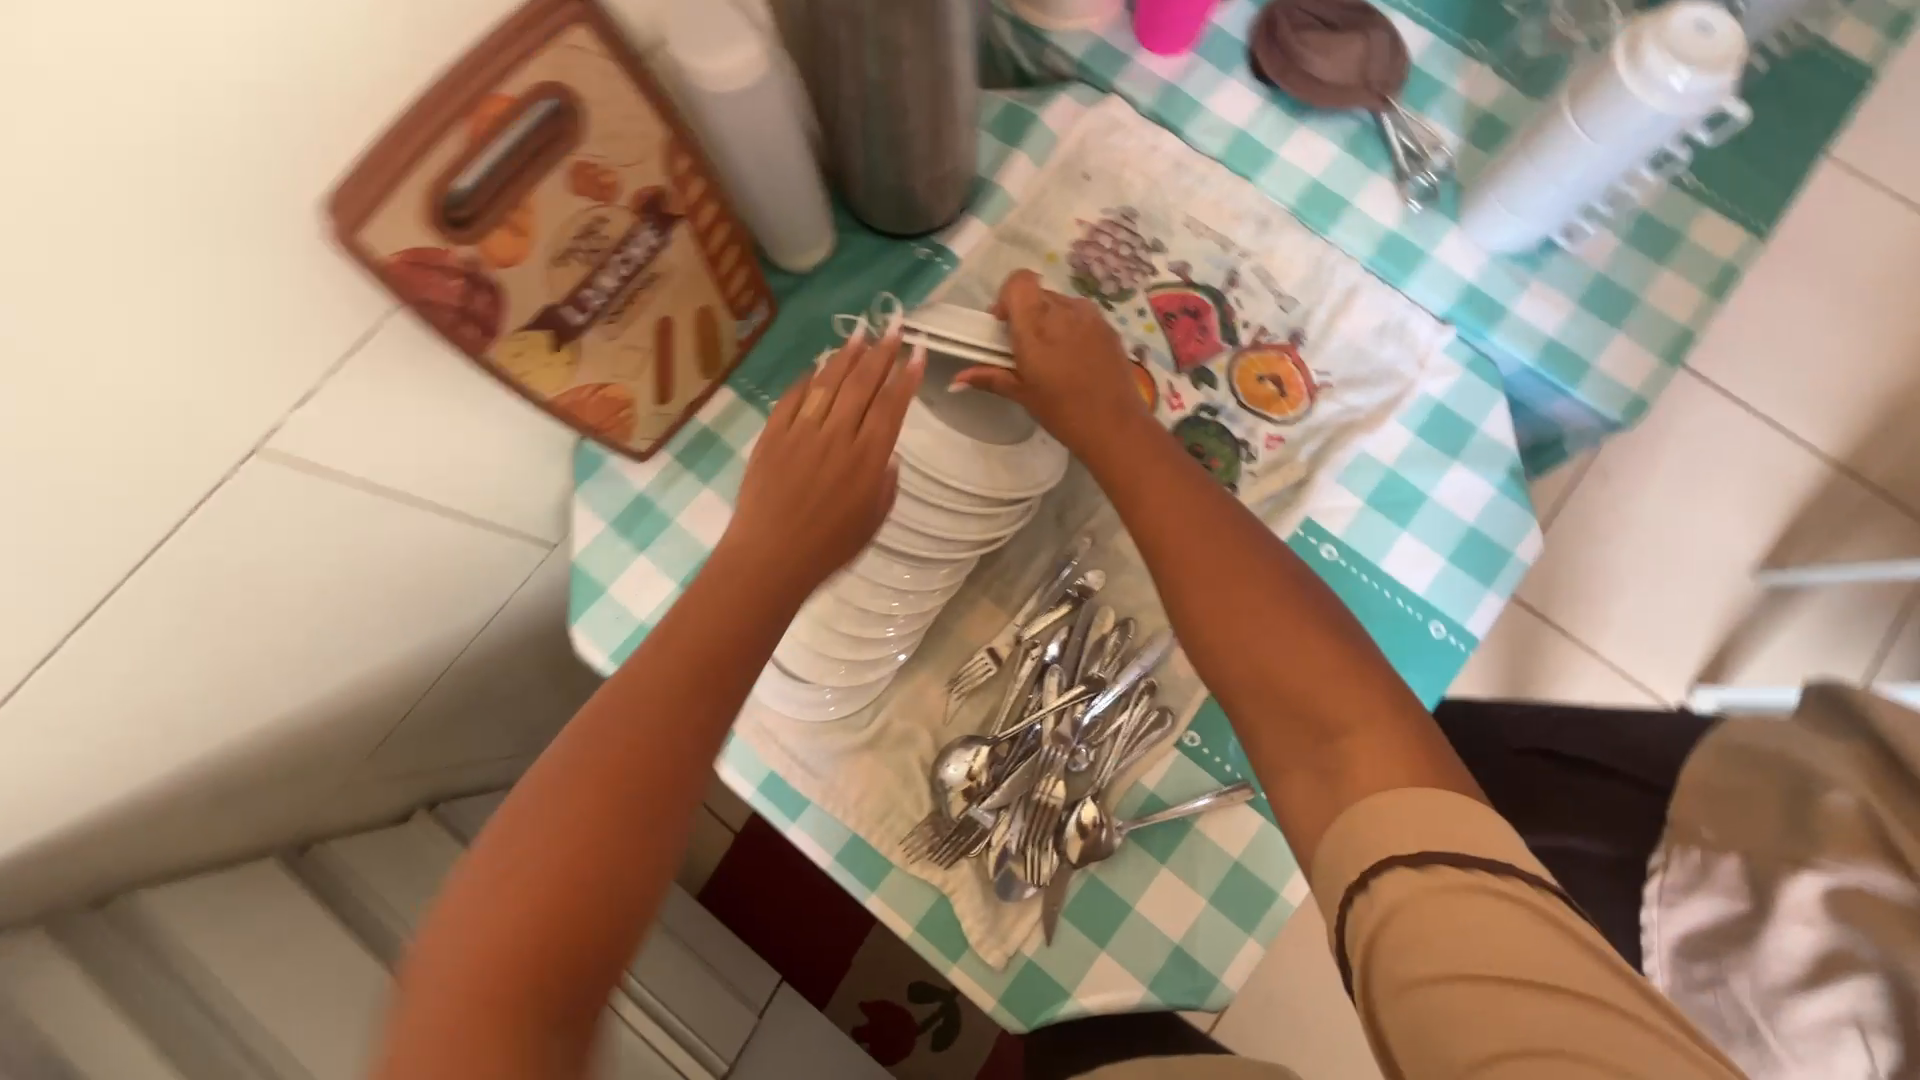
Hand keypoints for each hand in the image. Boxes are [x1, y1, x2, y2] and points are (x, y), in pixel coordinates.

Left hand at [722, 326, 925, 602]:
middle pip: (863, 386)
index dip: (906, 378)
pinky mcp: (772, 437)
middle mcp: (837, 437)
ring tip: (860, 334)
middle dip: (881, 354)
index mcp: (867, 460)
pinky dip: (806, 380)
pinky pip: (792, 399)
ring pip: (828, 384)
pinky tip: (817, 366)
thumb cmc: (829, 549)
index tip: (917, 352)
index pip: (891, 407)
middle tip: (893, 328)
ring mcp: (802, 433)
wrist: (770, 558)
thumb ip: (885, 486)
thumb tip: (887, 456)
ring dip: (846, 357)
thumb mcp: (872, 523)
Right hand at [949, 270, 1148, 454]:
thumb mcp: (1022, 394)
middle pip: (1038, 294)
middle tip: (1025, 347)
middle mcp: (1063, 310)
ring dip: (1051, 321)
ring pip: (1061, 304)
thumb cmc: (1062, 411)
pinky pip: (1082, 317)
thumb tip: (956, 381)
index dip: (1008, 296)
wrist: (1115, 425)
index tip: (1005, 323)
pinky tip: (1076, 361)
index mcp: (1036, 324)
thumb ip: (990, 377)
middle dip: (1027, 314)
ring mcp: (1090, 316)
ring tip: (1053, 357)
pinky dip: (1072, 329)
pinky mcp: (1109, 327)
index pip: (1019, 281)